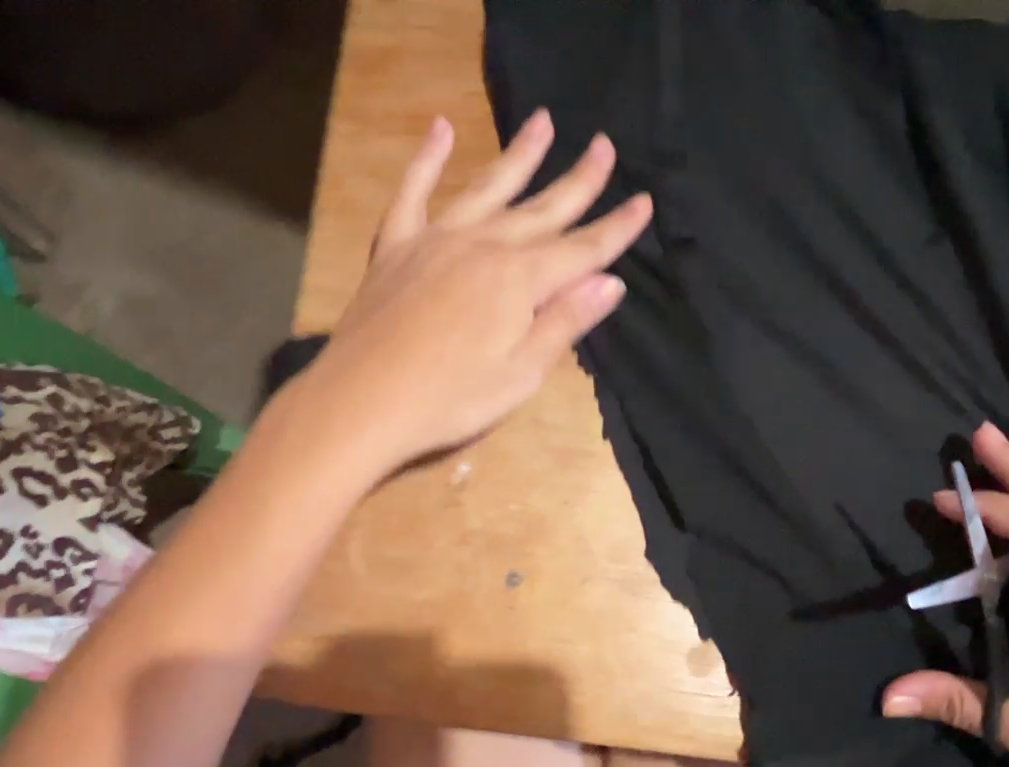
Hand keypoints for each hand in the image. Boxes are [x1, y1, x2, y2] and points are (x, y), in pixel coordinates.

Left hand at [289, 110, 651, 472]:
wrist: (363, 402)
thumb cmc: (450, 400)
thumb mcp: (520, 374)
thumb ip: (564, 323)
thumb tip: (611, 282)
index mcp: (519, 281)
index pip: (580, 250)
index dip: (615, 229)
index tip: (645, 201)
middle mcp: (482, 246)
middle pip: (541, 210)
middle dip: (577, 181)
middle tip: (604, 146)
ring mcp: (435, 240)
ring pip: (487, 189)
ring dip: (518, 156)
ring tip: (542, 122)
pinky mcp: (396, 247)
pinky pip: (414, 193)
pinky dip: (427, 160)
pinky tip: (440, 129)